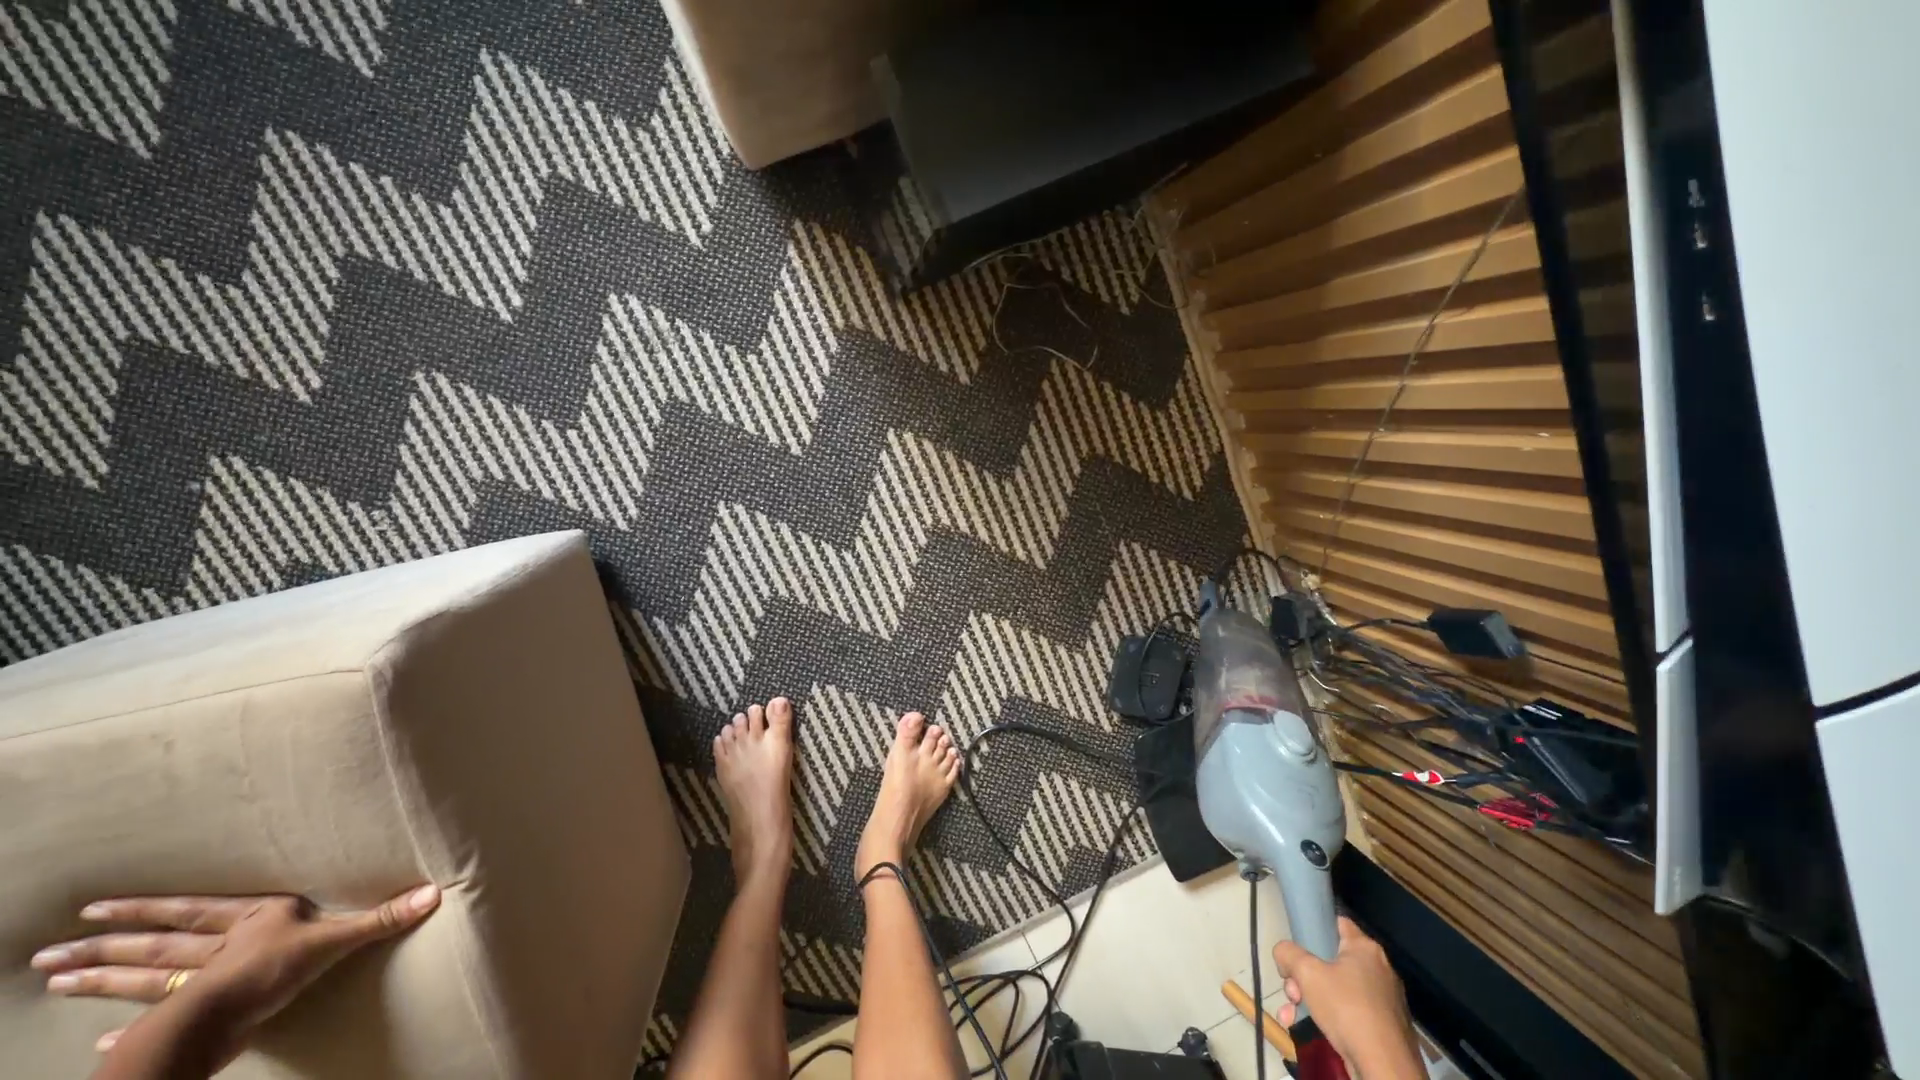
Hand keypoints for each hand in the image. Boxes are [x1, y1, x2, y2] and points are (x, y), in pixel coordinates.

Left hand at [33, 885, 439, 1051]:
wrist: (230, 1019)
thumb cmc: (275, 971)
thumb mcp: (333, 940)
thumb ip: (379, 919)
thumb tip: (434, 893)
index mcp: (250, 922)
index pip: (197, 909)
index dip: (152, 907)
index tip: (101, 905)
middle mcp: (217, 948)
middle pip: (156, 944)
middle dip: (108, 943)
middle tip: (50, 950)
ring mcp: (197, 984)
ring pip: (141, 978)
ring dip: (98, 979)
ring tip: (55, 978)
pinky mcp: (193, 1018)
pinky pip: (154, 1020)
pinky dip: (126, 1025)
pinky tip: (99, 1035)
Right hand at [1271, 916, 1424, 1079]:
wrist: (1384, 1065)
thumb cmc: (1346, 1008)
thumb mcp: (1306, 973)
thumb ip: (1288, 953)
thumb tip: (1284, 953)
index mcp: (1365, 948)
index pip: (1337, 922)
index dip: (1314, 928)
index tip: (1297, 946)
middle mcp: (1378, 968)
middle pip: (1330, 960)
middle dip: (1303, 975)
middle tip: (1292, 992)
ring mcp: (1383, 998)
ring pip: (1336, 988)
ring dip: (1309, 998)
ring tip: (1291, 1015)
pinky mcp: (1384, 1024)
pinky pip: (1348, 1010)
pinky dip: (1328, 1016)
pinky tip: (1308, 1027)